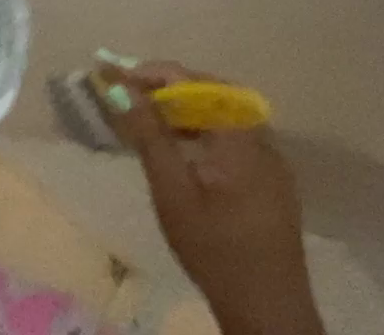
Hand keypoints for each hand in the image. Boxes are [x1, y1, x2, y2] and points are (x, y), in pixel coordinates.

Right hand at [109, 62, 324, 334]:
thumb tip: (120, 86)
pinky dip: (199, 128)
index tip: (113, 74)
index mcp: (243, 141)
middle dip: (167, 85)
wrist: (267, 309)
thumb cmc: (213, 247)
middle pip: (214, 94)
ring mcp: (271, 163)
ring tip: (144, 115)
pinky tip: (175, 146)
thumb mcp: (171, 189)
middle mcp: (264, 144)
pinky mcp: (269, 181)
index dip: (153, 73)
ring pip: (223, 115)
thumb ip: (149, 133)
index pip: (197, 84)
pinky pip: (231, 136)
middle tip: (126, 90)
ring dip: (182, 106)